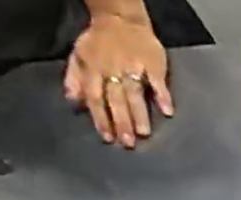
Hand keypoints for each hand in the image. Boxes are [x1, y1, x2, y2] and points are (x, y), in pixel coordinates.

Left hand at [65, 14, 174, 146]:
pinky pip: (157, 81)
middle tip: (127, 142)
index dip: (101, 118)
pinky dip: (162, 96)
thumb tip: (72, 100)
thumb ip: (75, 78)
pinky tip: (167, 111)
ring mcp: (133, 66)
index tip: (108, 138)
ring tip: (144, 133)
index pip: (95, 97)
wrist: (120, 17)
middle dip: (121, 121)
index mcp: (94, 68)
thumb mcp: (80, 55)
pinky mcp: (152, 62)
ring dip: (139, 113)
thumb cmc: (100, 41)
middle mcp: (113, 69)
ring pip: (135, 92)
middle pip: (116, 99)